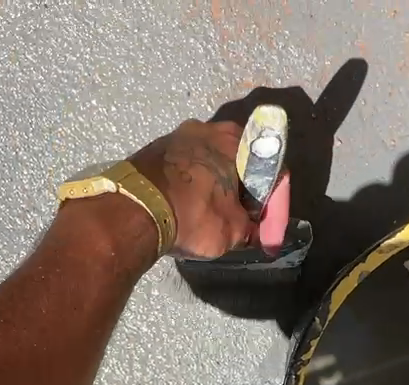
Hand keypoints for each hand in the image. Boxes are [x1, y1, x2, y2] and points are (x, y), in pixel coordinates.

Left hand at [130, 120, 291, 258]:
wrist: (135, 209)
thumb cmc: (194, 215)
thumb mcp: (233, 230)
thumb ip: (251, 229)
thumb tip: (255, 232)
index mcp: (236, 140)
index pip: (270, 171)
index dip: (273, 205)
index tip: (267, 229)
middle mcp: (208, 127)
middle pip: (239, 163)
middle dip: (244, 194)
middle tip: (243, 221)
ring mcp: (177, 135)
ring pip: (210, 164)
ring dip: (218, 189)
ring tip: (216, 217)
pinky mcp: (155, 149)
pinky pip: (186, 169)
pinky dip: (194, 187)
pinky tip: (191, 208)